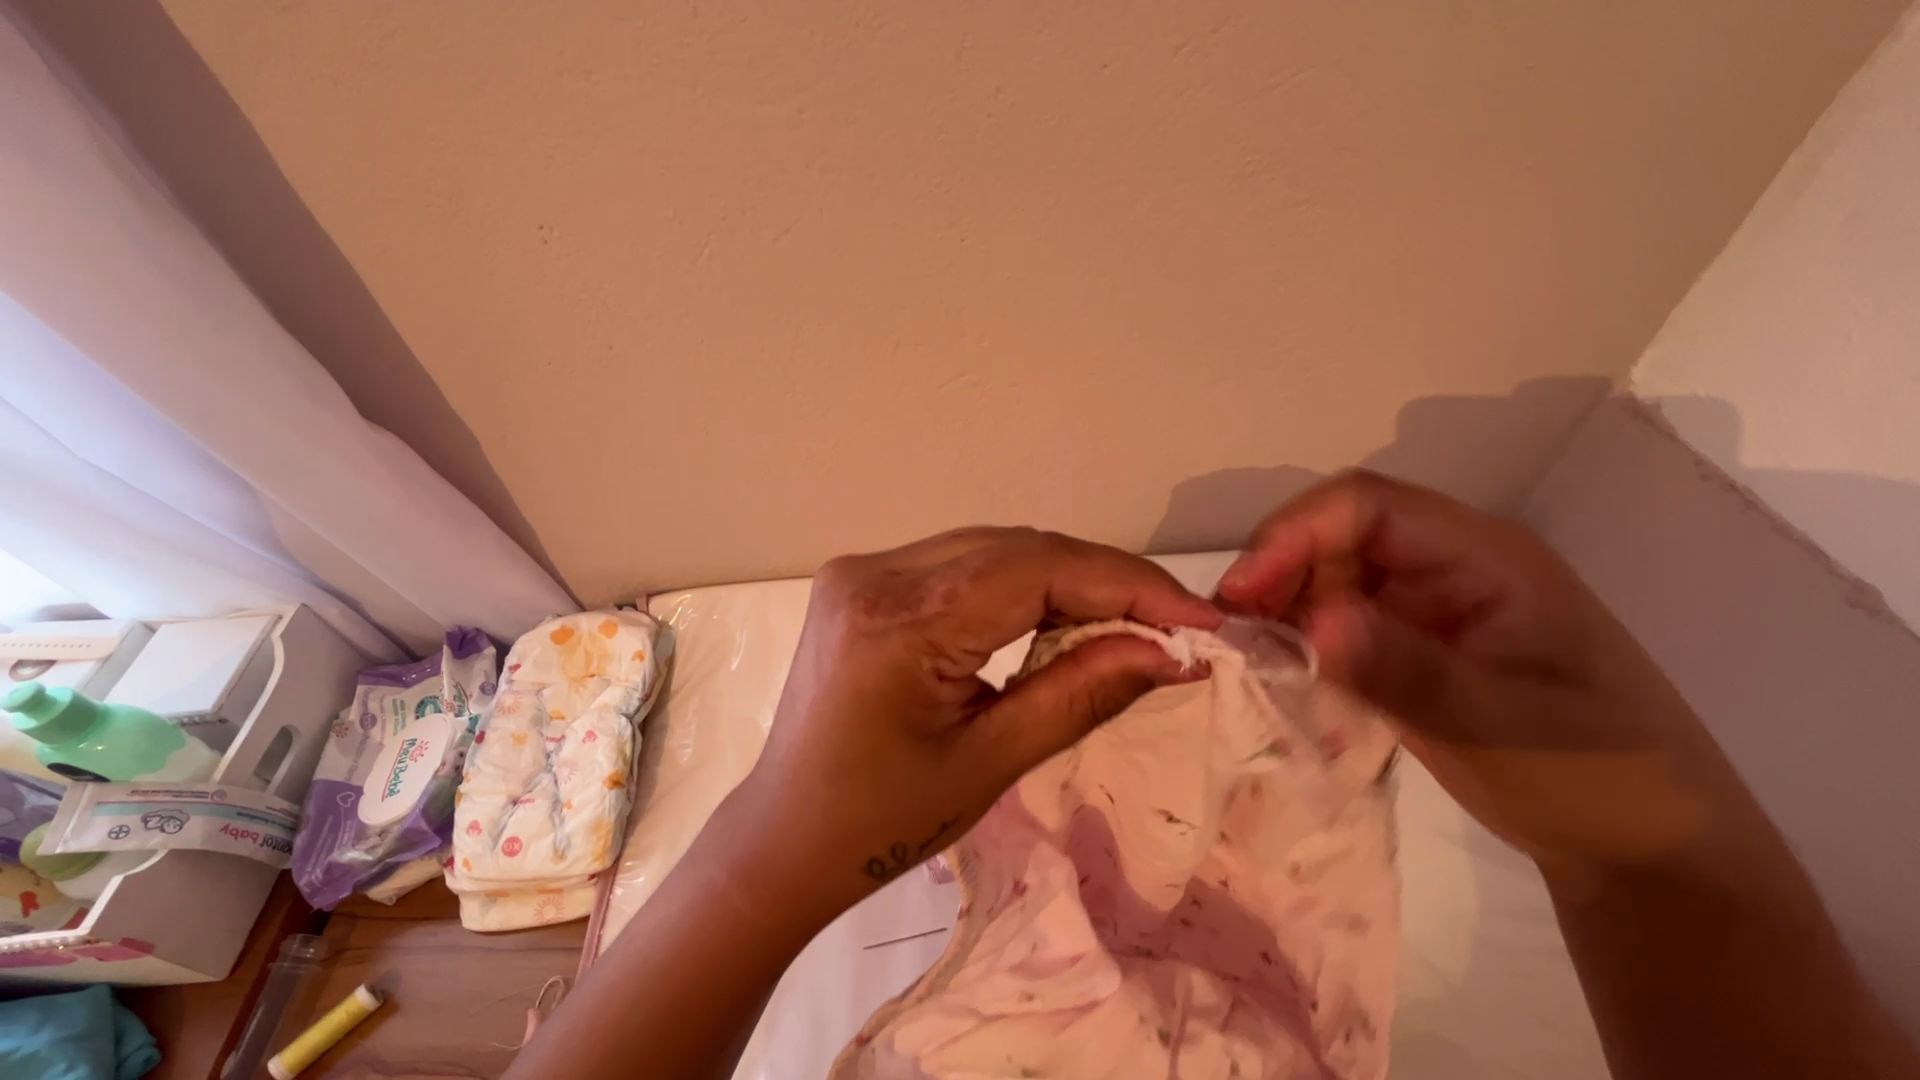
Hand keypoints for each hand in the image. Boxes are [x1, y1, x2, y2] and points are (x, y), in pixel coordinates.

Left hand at [729, 527, 1219, 917]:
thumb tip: (1170, 651)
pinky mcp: (860, 579)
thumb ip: (1082, 692)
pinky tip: (1052, 616)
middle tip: (1170, 625)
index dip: (1128, 584)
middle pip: (1017, 549)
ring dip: (1062, 579)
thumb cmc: (883, 822)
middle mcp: (876, 572)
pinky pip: (958, 563)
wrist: (785, 837)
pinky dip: (1016, 584)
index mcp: (902, 621)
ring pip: (991, 548)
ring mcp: (861, 569)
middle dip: (1102, 581)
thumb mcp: (991, 762)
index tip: (1200, 618)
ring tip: (1124, 623)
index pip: (1038, 570)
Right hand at [1217, 470, 1762, 882]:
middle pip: (1335, 536)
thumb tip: (1312, 622)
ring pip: (1327, 579)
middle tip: (1231, 638)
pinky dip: (1299, 643)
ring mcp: (1426, 609)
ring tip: (1249, 661)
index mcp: (1483, 556)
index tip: (1240, 595)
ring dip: (1281, 610)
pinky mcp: (1409, 648)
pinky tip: (1280, 677)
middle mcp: (1446, 567)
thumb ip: (1406, 671)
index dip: (1293, 534)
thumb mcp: (1501, 725)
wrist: (1646, 849)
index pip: (1367, 506)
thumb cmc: (1598, 778)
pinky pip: (1337, 624)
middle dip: (1275, 573)